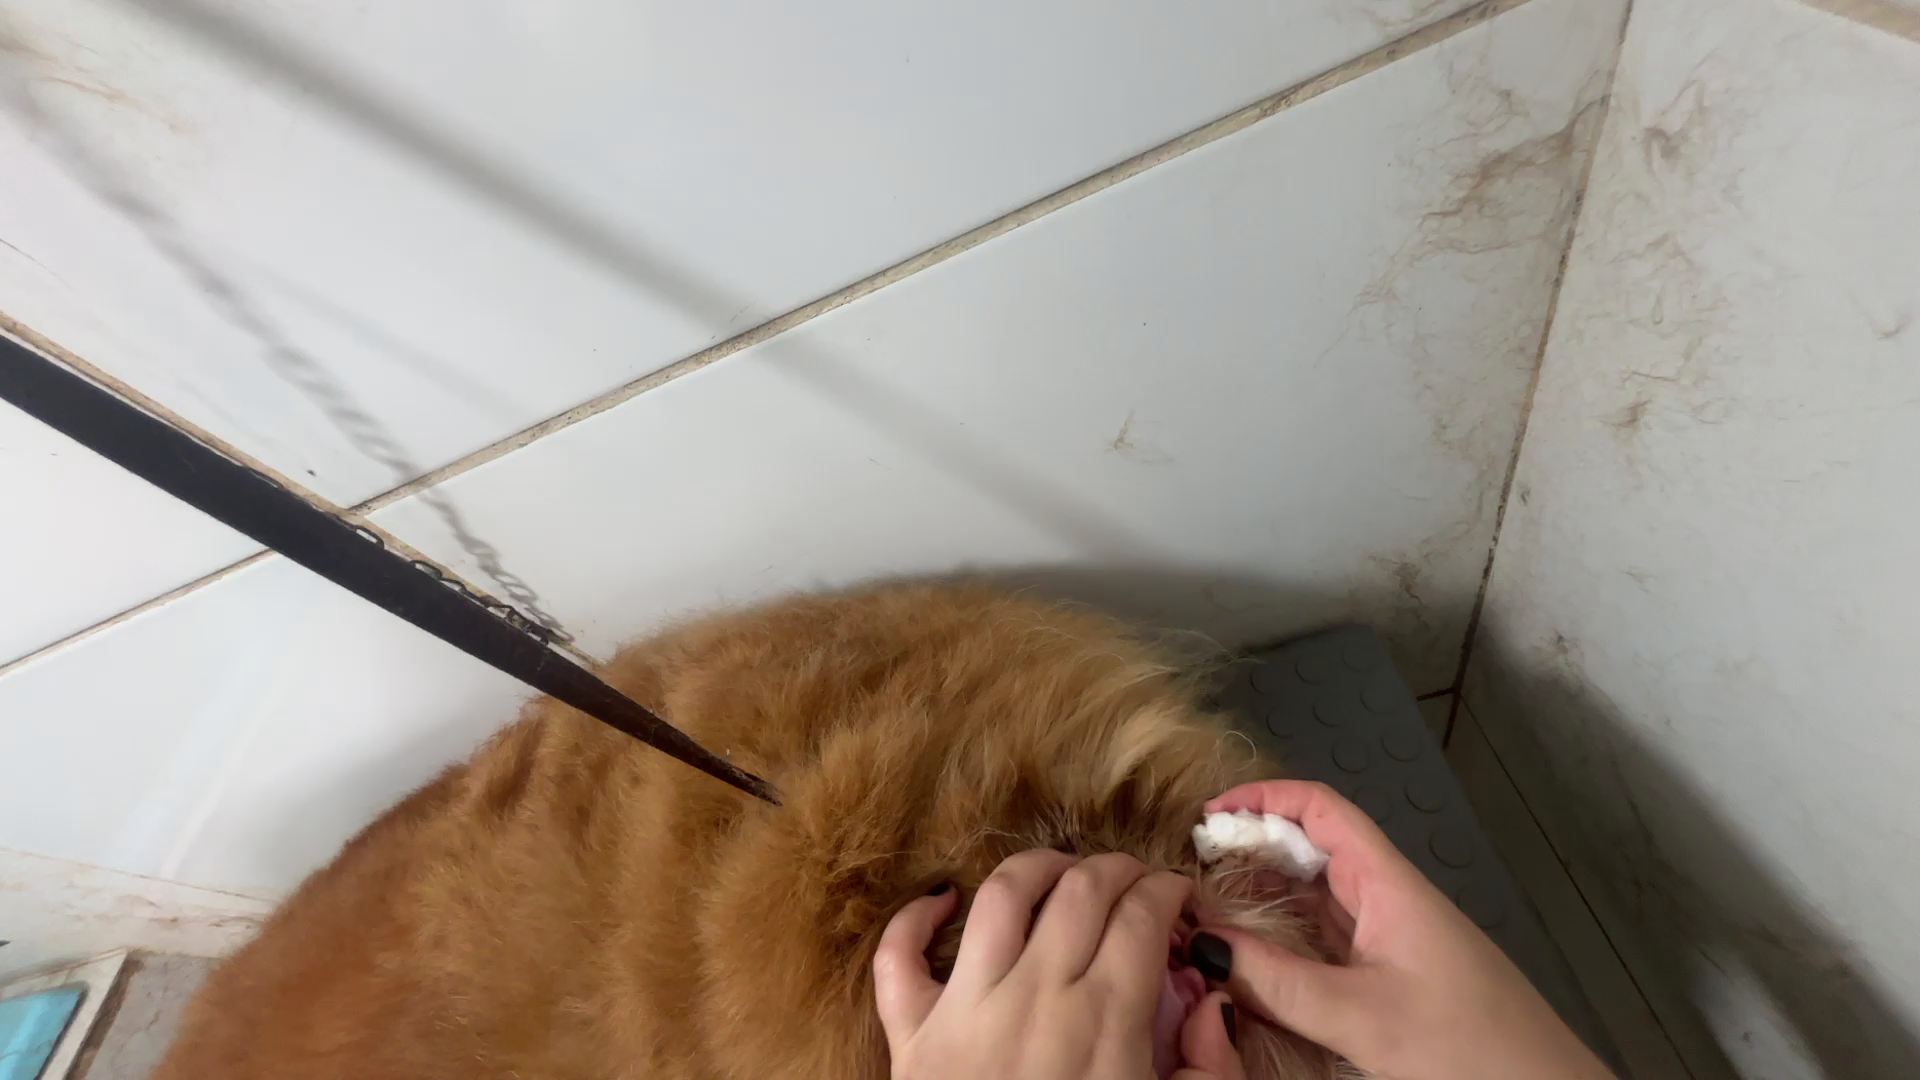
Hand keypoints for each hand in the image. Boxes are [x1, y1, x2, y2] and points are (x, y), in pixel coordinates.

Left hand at [872, 850, 1197, 1079]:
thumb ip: (1207, 1076)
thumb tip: (1210, 1002)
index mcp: (1103, 1026)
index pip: (1141, 918)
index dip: (1167, 891)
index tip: (1179, 896)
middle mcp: (1034, 998)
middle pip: (1082, 890)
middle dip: (1119, 868)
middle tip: (1135, 880)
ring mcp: (964, 1010)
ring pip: (1002, 895)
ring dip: (1039, 867)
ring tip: (1063, 873)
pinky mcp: (910, 1035)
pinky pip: (898, 957)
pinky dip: (912, 919)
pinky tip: (940, 900)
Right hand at [1192, 781, 1614, 1079]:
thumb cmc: (1470, 1051)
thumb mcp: (1364, 1018)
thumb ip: (1277, 981)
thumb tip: (1199, 940)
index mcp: (1387, 882)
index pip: (1320, 806)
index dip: (1262, 797)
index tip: (1210, 815)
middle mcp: (1384, 896)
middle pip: (1310, 845)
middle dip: (1252, 845)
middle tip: (1197, 864)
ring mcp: (1387, 936)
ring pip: (1314, 892)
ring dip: (1262, 891)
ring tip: (1210, 902)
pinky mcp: (1389, 973)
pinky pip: (1322, 933)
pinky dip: (1281, 931)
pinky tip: (1252, 950)